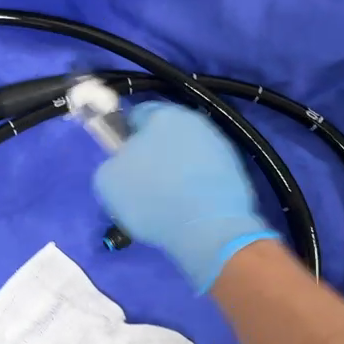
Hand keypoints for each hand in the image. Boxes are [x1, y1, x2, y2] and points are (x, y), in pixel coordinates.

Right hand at [91, 101, 278, 291]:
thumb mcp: (107, 180)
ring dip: (175, 171)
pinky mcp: (235, 171)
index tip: (121, 161)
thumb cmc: (150, 197)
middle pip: (164, 135)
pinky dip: (194, 187)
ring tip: (165, 202)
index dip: (125, 137)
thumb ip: (112, 162)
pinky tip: (186, 208)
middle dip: (152, 154)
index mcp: (162, 115)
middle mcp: (195, 122)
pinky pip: (204, 175)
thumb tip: (123, 163)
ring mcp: (219, 145)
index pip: (136, 115)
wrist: (206, 228)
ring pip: (185, 155)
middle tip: (140, 184)